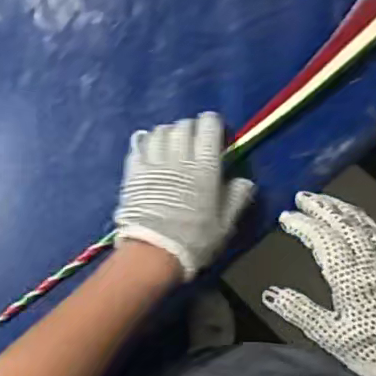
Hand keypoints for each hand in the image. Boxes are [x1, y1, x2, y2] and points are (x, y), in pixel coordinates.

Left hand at [112, 113, 255, 280]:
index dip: (212, 124)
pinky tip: (149, 150)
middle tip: (193, 141)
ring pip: (159, 132)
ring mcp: (152, 163)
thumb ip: (236, 198)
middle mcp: (178, 158)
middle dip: (190, 128)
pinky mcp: (132, 171)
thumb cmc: (194, 240)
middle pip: (182, 126)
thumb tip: (244, 181)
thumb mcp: (226, 223)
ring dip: (167, 134)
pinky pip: (137, 145)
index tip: (215, 132)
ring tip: (170, 145)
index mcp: (205, 166)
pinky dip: (145, 142)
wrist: (152, 251)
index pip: (208, 126)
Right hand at [262, 192, 375, 375]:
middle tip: (305, 196)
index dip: (304, 224)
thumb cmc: (374, 349)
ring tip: (329, 203)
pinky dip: (368, 227)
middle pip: (347, 226)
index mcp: (350, 276)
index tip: (287, 216)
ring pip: (368, 229)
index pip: (324, 239)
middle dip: (325, 208)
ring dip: (346, 212)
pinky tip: (362, 225)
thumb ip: (299, 310)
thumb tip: (270, 292)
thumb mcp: (330, 334)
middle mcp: (372, 264)